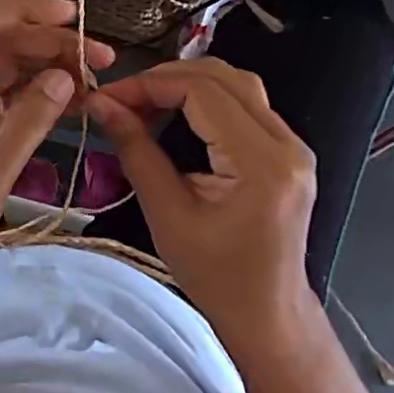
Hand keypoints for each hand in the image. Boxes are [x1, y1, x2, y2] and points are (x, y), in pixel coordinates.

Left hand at [0, 0, 115, 329]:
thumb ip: (26, 125)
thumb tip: (66, 76)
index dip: (23, 8)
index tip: (70, 15)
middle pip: (4, 39)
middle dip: (52, 39)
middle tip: (102, 57)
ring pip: (13, 61)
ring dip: (54, 62)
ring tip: (96, 77)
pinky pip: (16, 89)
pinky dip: (46, 88)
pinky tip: (78, 98)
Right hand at [86, 58, 316, 330]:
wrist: (268, 315)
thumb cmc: (215, 276)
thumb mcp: (166, 214)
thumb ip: (135, 150)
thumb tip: (100, 104)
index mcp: (262, 164)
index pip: (204, 91)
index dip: (151, 84)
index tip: (109, 97)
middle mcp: (287, 144)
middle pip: (224, 77)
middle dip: (166, 77)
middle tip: (123, 97)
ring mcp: (294, 145)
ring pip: (237, 84)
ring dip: (187, 82)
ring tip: (145, 100)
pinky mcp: (288, 150)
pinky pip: (245, 103)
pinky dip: (205, 98)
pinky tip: (175, 111)